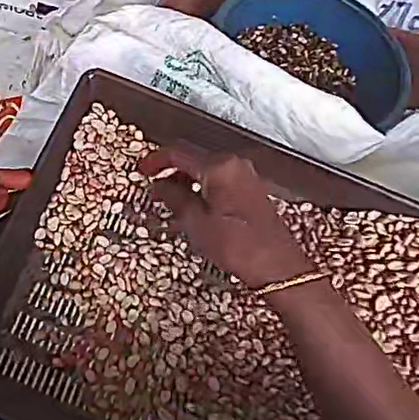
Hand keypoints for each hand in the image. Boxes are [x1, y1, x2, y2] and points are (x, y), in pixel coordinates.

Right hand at [138, 146, 313, 287]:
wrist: (276, 266)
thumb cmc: (237, 245)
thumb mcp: (196, 223)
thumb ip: (174, 197)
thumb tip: (160, 185)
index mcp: (219, 167)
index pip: (179, 153)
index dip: (156, 160)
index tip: (142, 170)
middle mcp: (234, 165)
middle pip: (194, 160)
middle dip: (170, 173)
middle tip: (153, 190)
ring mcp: (246, 176)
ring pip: (207, 171)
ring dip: (186, 183)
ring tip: (170, 203)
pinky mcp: (252, 190)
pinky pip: (220, 181)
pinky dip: (203, 189)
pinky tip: (193, 208)